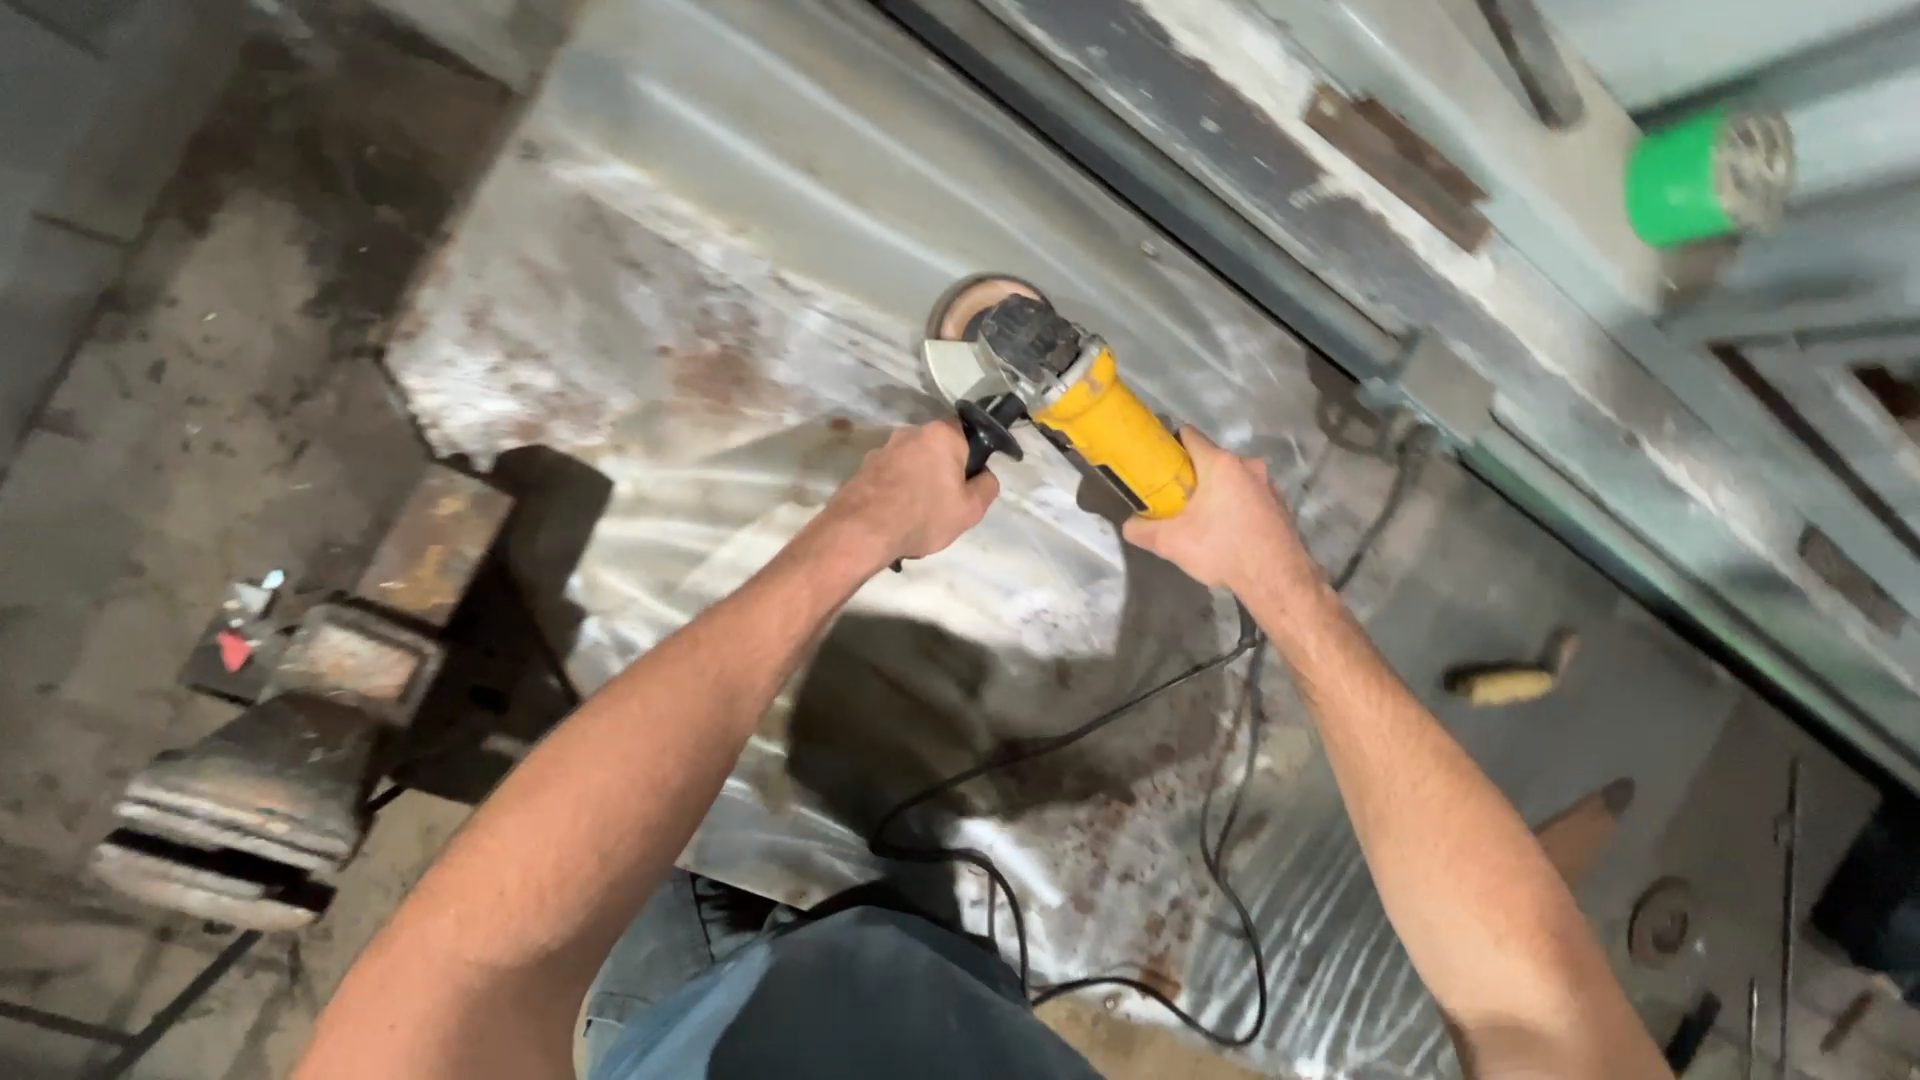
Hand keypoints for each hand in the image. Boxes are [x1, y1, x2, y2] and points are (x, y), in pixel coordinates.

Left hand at [817, 419, 999, 568]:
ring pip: (911, 463)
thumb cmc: (924, 515)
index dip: (971, 455)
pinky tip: (895, 516)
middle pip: (935, 448)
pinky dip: (895, 491)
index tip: (969, 480)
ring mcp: (882, 449)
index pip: (965, 430)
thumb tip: (985, 475)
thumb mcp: (971, 510)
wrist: (861, 531)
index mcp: (941, 435)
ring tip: (916, 515)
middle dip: (942, 470)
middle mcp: (909, 433)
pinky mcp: (863, 468)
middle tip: (945, 502)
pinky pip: (890, 476)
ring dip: (917, 481)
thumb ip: (987, 487)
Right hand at [1123, 427, 1315, 591]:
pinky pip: (1251, 497)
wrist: (1276, 578)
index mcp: (1220, 464)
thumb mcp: (1169, 542)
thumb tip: (1129, 525)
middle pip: (1211, 460)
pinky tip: (1230, 533)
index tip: (1158, 464)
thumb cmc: (1221, 549)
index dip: (1170, 446)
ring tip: (1203, 520)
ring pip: (1233, 480)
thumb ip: (1141, 530)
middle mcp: (1248, 466)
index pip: (1190, 436)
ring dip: (1218, 493)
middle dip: (1193, 476)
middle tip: (1176, 500)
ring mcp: (1269, 485)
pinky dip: (1238, 508)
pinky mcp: (1281, 505)